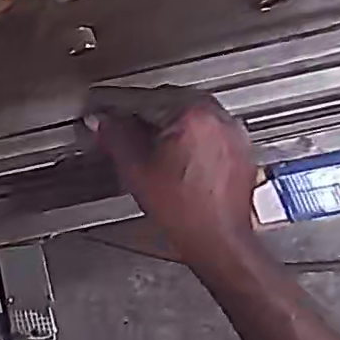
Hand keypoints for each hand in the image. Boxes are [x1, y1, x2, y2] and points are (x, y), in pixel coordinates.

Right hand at [87, 88, 259, 268]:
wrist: (218, 241)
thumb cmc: (185, 211)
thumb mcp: (135, 169)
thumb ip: (114, 136)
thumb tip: (101, 120)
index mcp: (192, 113)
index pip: (142, 98)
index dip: (114, 107)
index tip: (101, 112)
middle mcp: (217, 117)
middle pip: (167, 101)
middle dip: (140, 114)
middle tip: (117, 128)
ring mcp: (232, 132)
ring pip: (187, 115)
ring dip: (163, 125)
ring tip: (143, 145)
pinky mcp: (238, 148)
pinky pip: (204, 131)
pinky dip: (184, 137)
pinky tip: (170, 157)